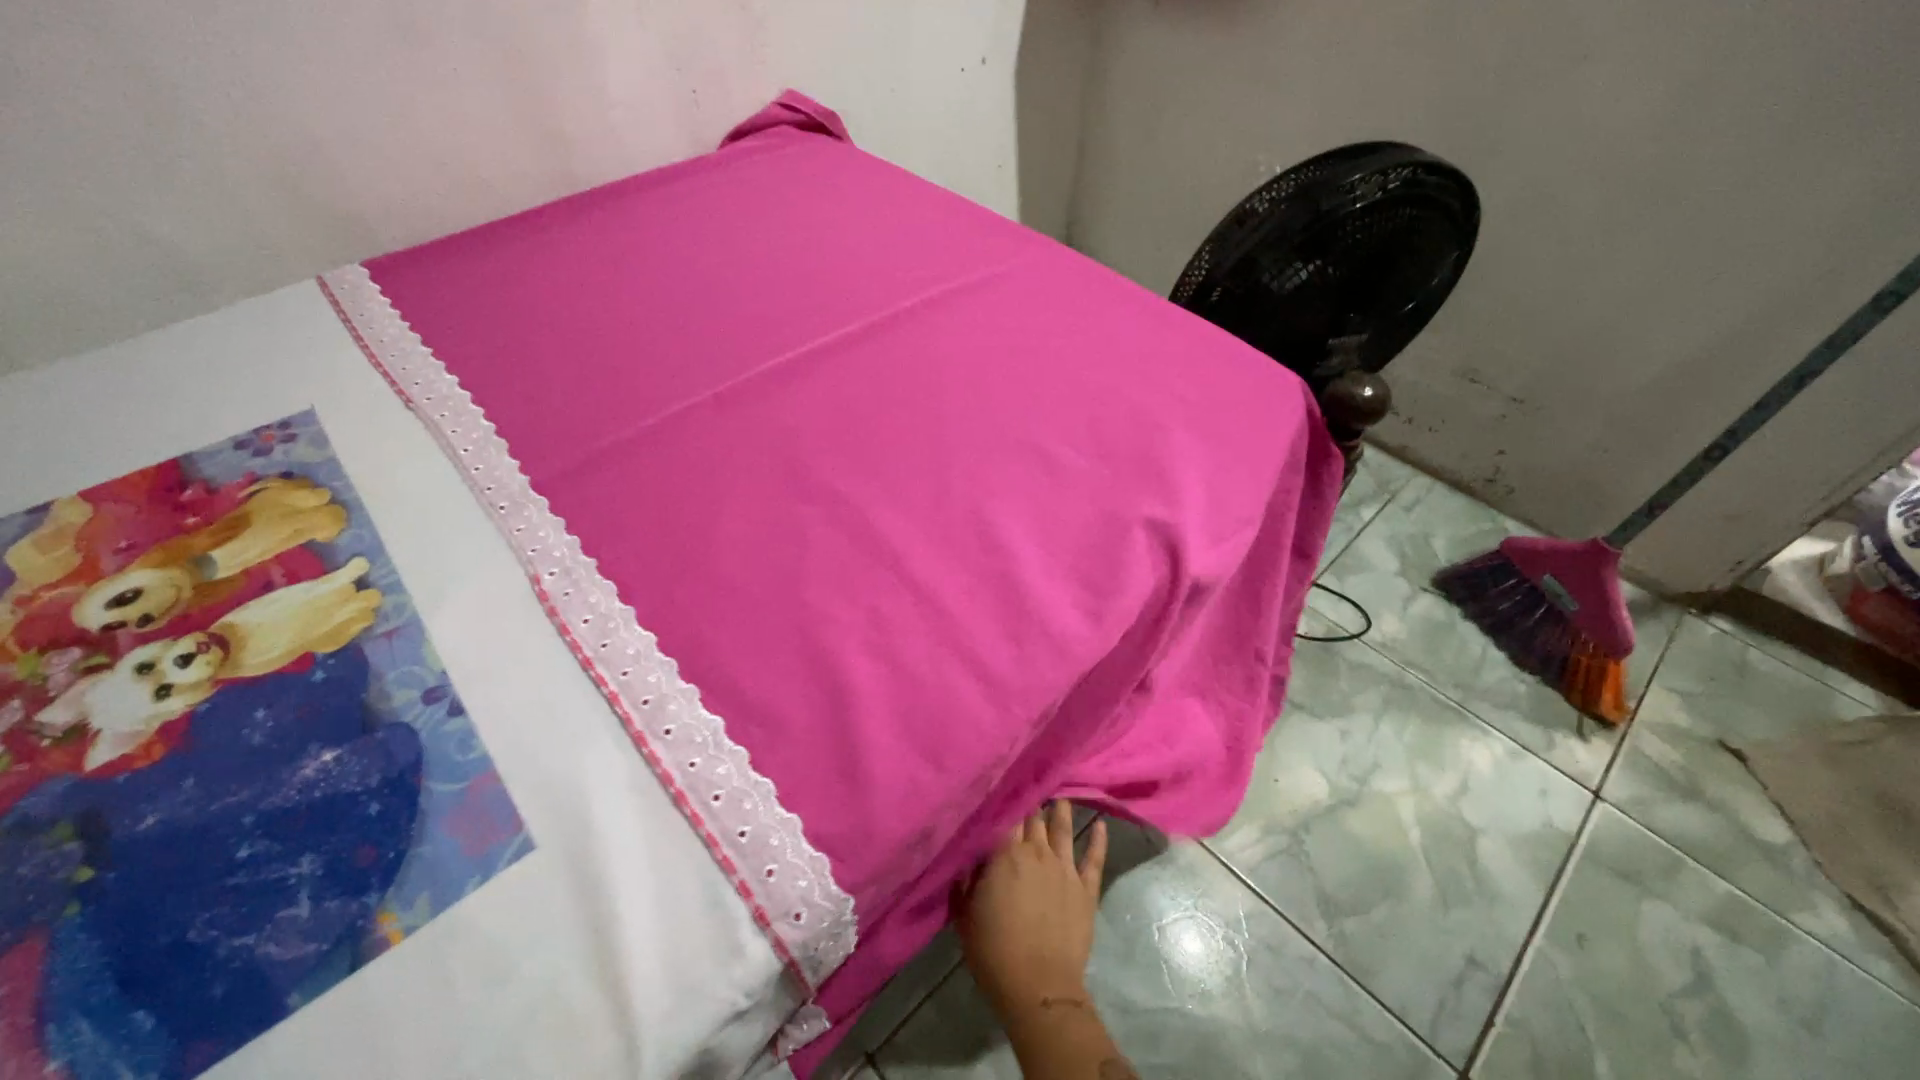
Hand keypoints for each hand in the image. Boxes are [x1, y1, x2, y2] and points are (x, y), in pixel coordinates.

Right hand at [957, 800, 1108, 1017]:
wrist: (1039, 986)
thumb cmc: (993, 952)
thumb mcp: (965, 916)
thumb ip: (967, 882)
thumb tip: (971, 861)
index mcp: (1004, 856)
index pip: (1005, 817)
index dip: (1004, 802)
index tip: (1001, 790)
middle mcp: (1037, 853)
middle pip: (1033, 819)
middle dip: (1029, 805)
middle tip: (1028, 789)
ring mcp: (1065, 869)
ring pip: (1064, 829)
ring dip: (1061, 812)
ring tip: (1059, 798)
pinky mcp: (1087, 888)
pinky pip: (1094, 858)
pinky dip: (1099, 839)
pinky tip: (1101, 825)